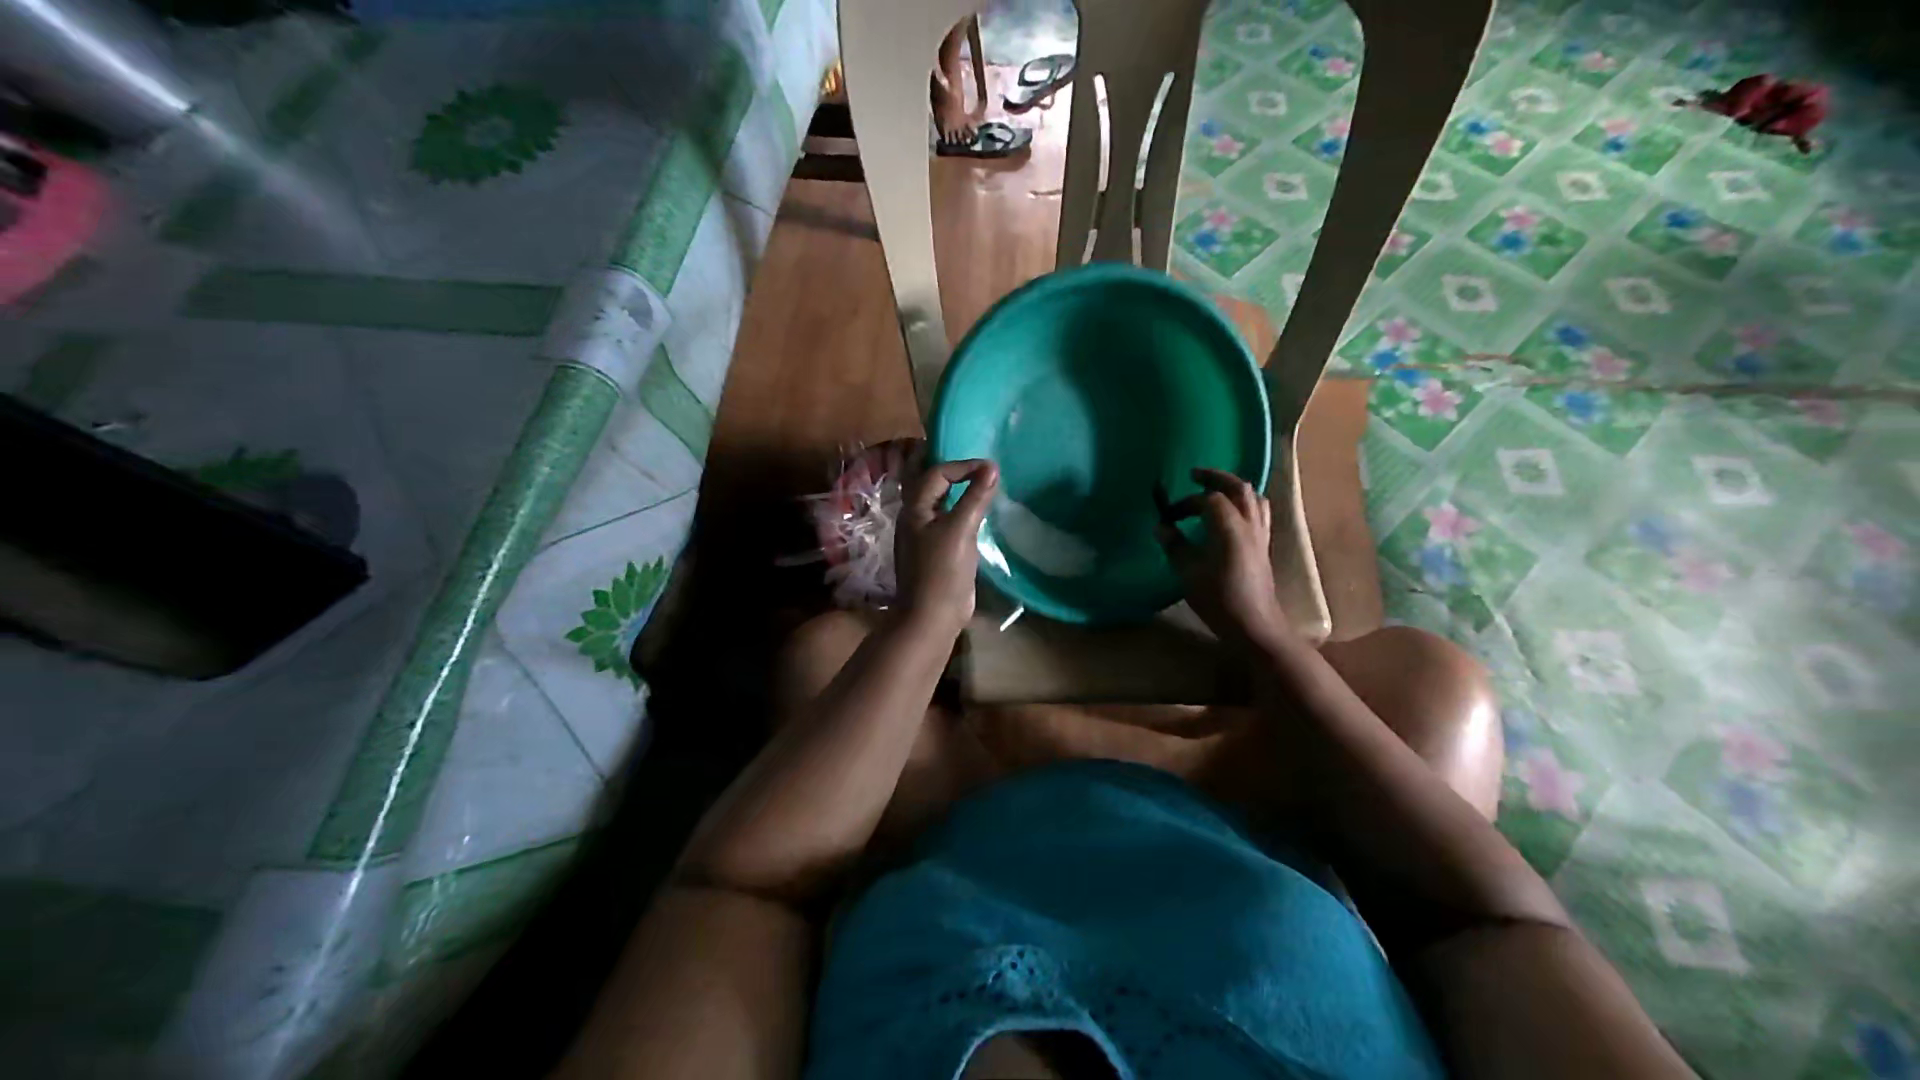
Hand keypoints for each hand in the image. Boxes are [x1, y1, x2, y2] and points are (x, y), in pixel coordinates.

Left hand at [897, 458, 997, 632]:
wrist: (933, 616)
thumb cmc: (942, 571)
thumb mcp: (961, 530)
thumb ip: (975, 497)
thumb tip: (991, 468)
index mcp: (914, 509)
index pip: (938, 473)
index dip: (963, 466)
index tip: (991, 469)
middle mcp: (916, 517)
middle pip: (933, 484)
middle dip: (955, 472)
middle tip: (981, 465)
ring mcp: (926, 535)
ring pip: (941, 502)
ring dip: (960, 490)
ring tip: (984, 483)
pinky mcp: (939, 551)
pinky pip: (950, 521)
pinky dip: (964, 510)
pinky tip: (980, 513)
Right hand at [1156, 468, 1290, 653]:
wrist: (1254, 626)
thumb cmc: (1219, 600)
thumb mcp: (1188, 573)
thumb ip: (1175, 546)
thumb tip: (1162, 527)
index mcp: (1230, 528)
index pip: (1208, 500)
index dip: (1186, 502)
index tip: (1169, 515)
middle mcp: (1250, 525)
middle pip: (1238, 488)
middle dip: (1216, 478)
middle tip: (1195, 475)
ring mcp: (1261, 535)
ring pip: (1253, 498)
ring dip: (1234, 488)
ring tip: (1216, 490)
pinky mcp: (1264, 546)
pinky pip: (1259, 513)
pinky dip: (1245, 504)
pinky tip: (1233, 514)